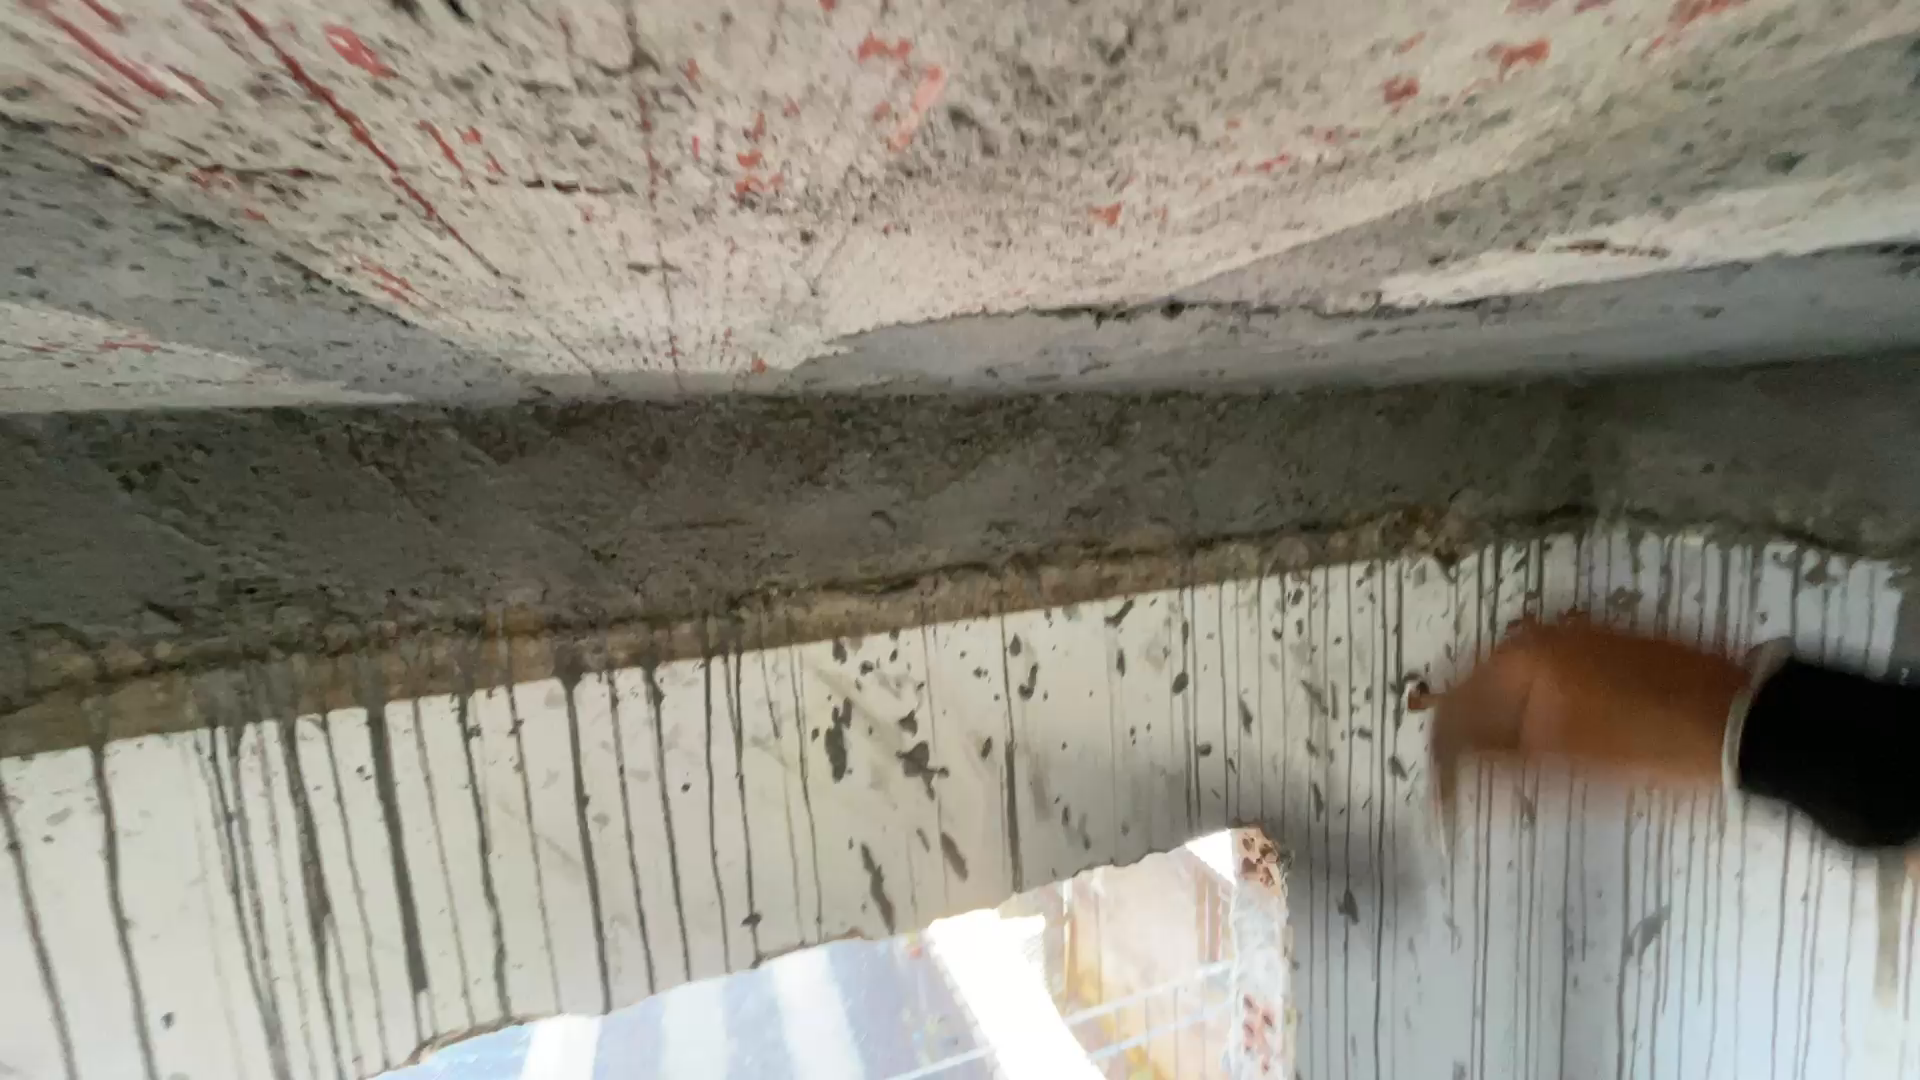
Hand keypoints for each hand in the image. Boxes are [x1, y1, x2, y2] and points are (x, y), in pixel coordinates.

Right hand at [1413, 618, 1746, 820]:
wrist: (1756, 725)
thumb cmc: (1651, 741)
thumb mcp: (1563, 755)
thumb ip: (1494, 755)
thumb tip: (1447, 768)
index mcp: (1516, 657)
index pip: (1454, 707)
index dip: (1443, 754)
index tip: (1442, 796)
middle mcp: (1535, 640)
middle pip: (1478, 694)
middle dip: (1469, 737)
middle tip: (1465, 782)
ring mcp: (1572, 643)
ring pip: (1511, 690)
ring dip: (1500, 728)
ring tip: (1500, 769)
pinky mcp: (1602, 654)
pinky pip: (1543, 685)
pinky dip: (1533, 715)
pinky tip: (1539, 744)